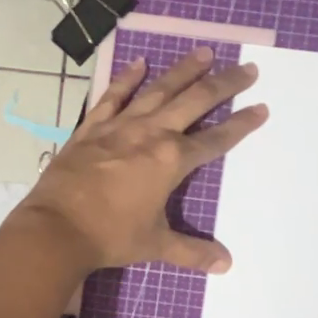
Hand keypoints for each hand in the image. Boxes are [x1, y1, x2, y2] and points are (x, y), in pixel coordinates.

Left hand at [11, 47, 267, 272]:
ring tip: (204, 53)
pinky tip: (139, 63)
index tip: (261, 108)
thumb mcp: (155, 245)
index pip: (215, 139)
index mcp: (171, 160)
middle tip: (247, 68)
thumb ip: (191, 251)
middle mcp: (150, 134)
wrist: (56, 228)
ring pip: (158, 90)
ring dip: (183, 70)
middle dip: (224, 84)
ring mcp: (119, 127)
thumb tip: (225, 264)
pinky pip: (113, 97)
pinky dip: (127, 79)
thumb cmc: (110, 236)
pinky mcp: (91, 128)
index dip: (241, 125)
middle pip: (194, 101)